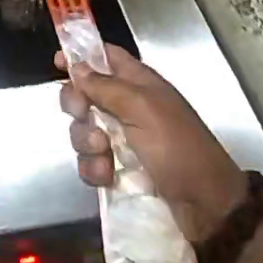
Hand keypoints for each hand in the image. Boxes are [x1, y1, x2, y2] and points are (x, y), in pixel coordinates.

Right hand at [57, 44, 249, 241]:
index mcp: (138, 83)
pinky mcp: (117, 168)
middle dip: (76, 105)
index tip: (57, 62)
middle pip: (84, 93)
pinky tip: (105, 176)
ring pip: (83, 129)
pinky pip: (89, 161)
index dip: (81, 55)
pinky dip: (93, 168)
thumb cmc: (178, 148)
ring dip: (86, 141)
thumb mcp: (143, 109)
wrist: (205, 207)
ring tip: (105, 155)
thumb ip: (106, 86)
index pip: (105, 56)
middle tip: (85, 115)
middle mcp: (127, 106)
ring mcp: (122, 139)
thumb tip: (77, 66)